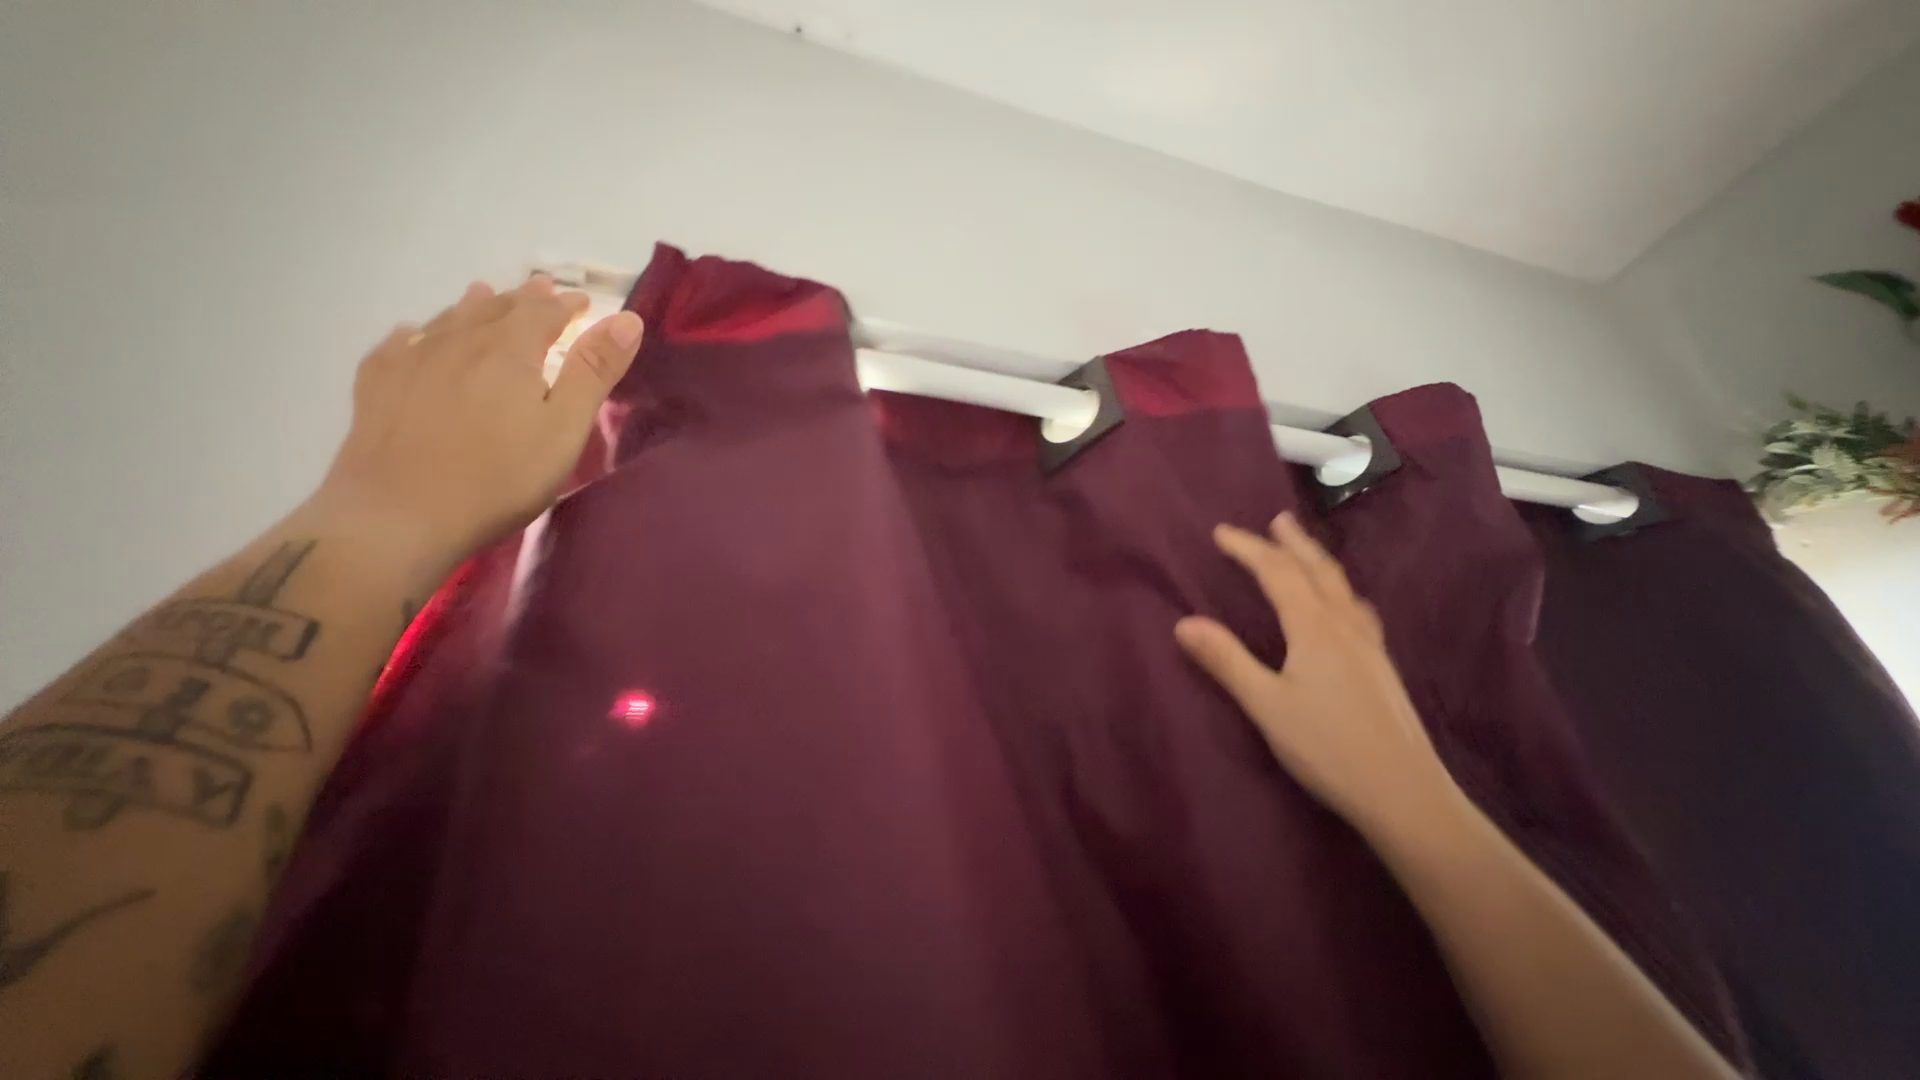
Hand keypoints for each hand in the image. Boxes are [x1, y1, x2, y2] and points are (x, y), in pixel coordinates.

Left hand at [306, 276, 643, 560]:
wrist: (399, 515)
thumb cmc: (499, 477)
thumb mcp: (564, 429)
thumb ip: (594, 371)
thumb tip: (627, 318)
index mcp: (510, 350)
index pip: (544, 312)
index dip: (566, 305)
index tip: (583, 303)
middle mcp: (459, 341)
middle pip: (496, 308)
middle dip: (524, 298)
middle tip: (541, 289)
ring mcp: (412, 360)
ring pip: (449, 319)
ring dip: (474, 305)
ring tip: (484, 294)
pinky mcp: (377, 385)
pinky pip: (400, 343)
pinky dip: (418, 332)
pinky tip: (415, 335)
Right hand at [1175, 514, 1461, 829]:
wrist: (1404, 791)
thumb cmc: (1327, 747)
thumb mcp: (1266, 705)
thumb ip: (1226, 661)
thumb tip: (1184, 622)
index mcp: (1314, 627)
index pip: (1277, 573)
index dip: (1248, 549)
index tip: (1220, 533)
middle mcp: (1344, 624)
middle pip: (1316, 570)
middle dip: (1291, 542)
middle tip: (1275, 519)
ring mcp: (1369, 645)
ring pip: (1341, 586)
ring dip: (1317, 560)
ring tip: (1304, 549)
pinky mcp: (1381, 665)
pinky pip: (1356, 608)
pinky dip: (1338, 589)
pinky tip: (1343, 606)